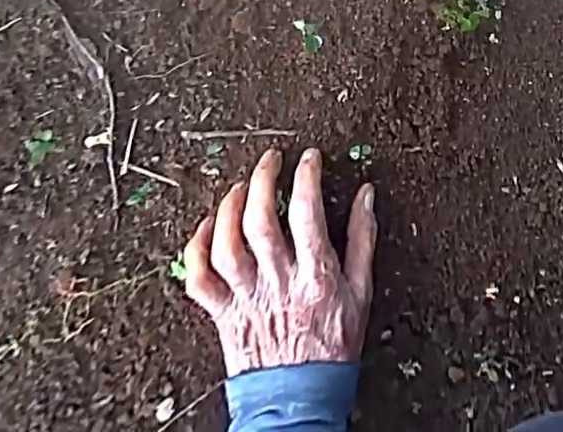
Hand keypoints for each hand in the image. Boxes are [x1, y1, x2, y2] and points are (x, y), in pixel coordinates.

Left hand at [182, 148, 376, 376]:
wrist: (300, 404)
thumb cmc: (333, 346)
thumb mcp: (362, 290)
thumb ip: (363, 238)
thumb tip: (365, 195)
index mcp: (314, 276)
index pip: (307, 213)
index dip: (307, 176)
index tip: (310, 157)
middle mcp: (277, 283)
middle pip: (260, 221)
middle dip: (263, 180)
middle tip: (270, 159)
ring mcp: (246, 299)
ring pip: (226, 245)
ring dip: (230, 208)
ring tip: (241, 187)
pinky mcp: (223, 314)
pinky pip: (199, 280)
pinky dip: (197, 248)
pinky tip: (209, 225)